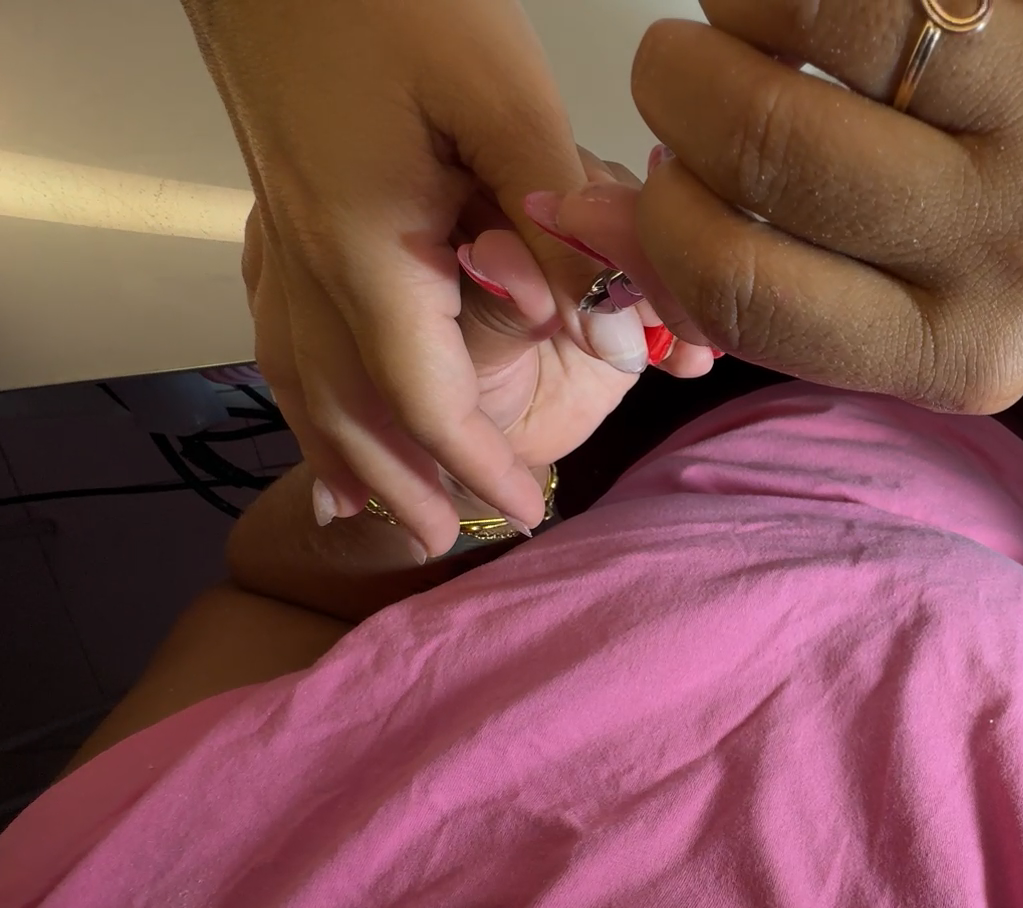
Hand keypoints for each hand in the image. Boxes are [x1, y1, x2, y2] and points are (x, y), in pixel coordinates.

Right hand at [184, 0, 661, 553]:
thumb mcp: (507, 111)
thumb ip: (554, 230)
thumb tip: (595, 329)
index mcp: (366, 250)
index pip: (425, 400)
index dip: (476, 466)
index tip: (526, 513)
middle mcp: (312, 254)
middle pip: (350, 406)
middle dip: (401, 481)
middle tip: (440, 541)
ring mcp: (290, 228)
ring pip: (303, 374)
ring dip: (341, 450)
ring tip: (366, 511)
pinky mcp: (297, 201)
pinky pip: (287, 322)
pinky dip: (303, 384)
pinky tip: (312, 403)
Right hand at [543, 0, 1022, 413]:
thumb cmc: (976, 302)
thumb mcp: (869, 338)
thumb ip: (732, 294)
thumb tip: (565, 211)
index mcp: (955, 355)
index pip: (743, 281)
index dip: (664, 219)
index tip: (671, 180)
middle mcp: (1022, 249)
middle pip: (771, 135)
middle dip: (685, 88)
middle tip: (705, 84)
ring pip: (825, 4)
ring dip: (748, 3)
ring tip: (781, 32)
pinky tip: (845, 15)